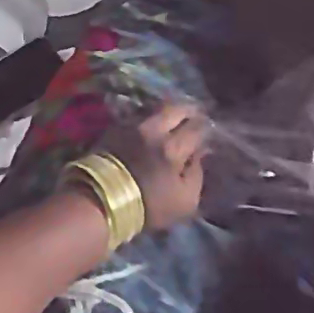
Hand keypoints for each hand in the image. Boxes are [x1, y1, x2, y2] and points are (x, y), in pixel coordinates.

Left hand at [99, 103, 205, 230]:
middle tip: (196, 113)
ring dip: (169, 110)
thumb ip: (196, 174)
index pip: (196, 128)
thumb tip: (200, 153)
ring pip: (155, 108)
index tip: (210, 129)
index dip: (206, 127)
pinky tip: (155, 121)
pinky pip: (138, 114)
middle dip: (189, 110)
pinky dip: (150, 115)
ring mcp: (131, 125)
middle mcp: (152, 130)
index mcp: (172, 148)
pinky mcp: (115, 126)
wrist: (103, 198)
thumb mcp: (185, 200)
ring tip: (176, 115)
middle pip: (175, 109)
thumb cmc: (149, 204)